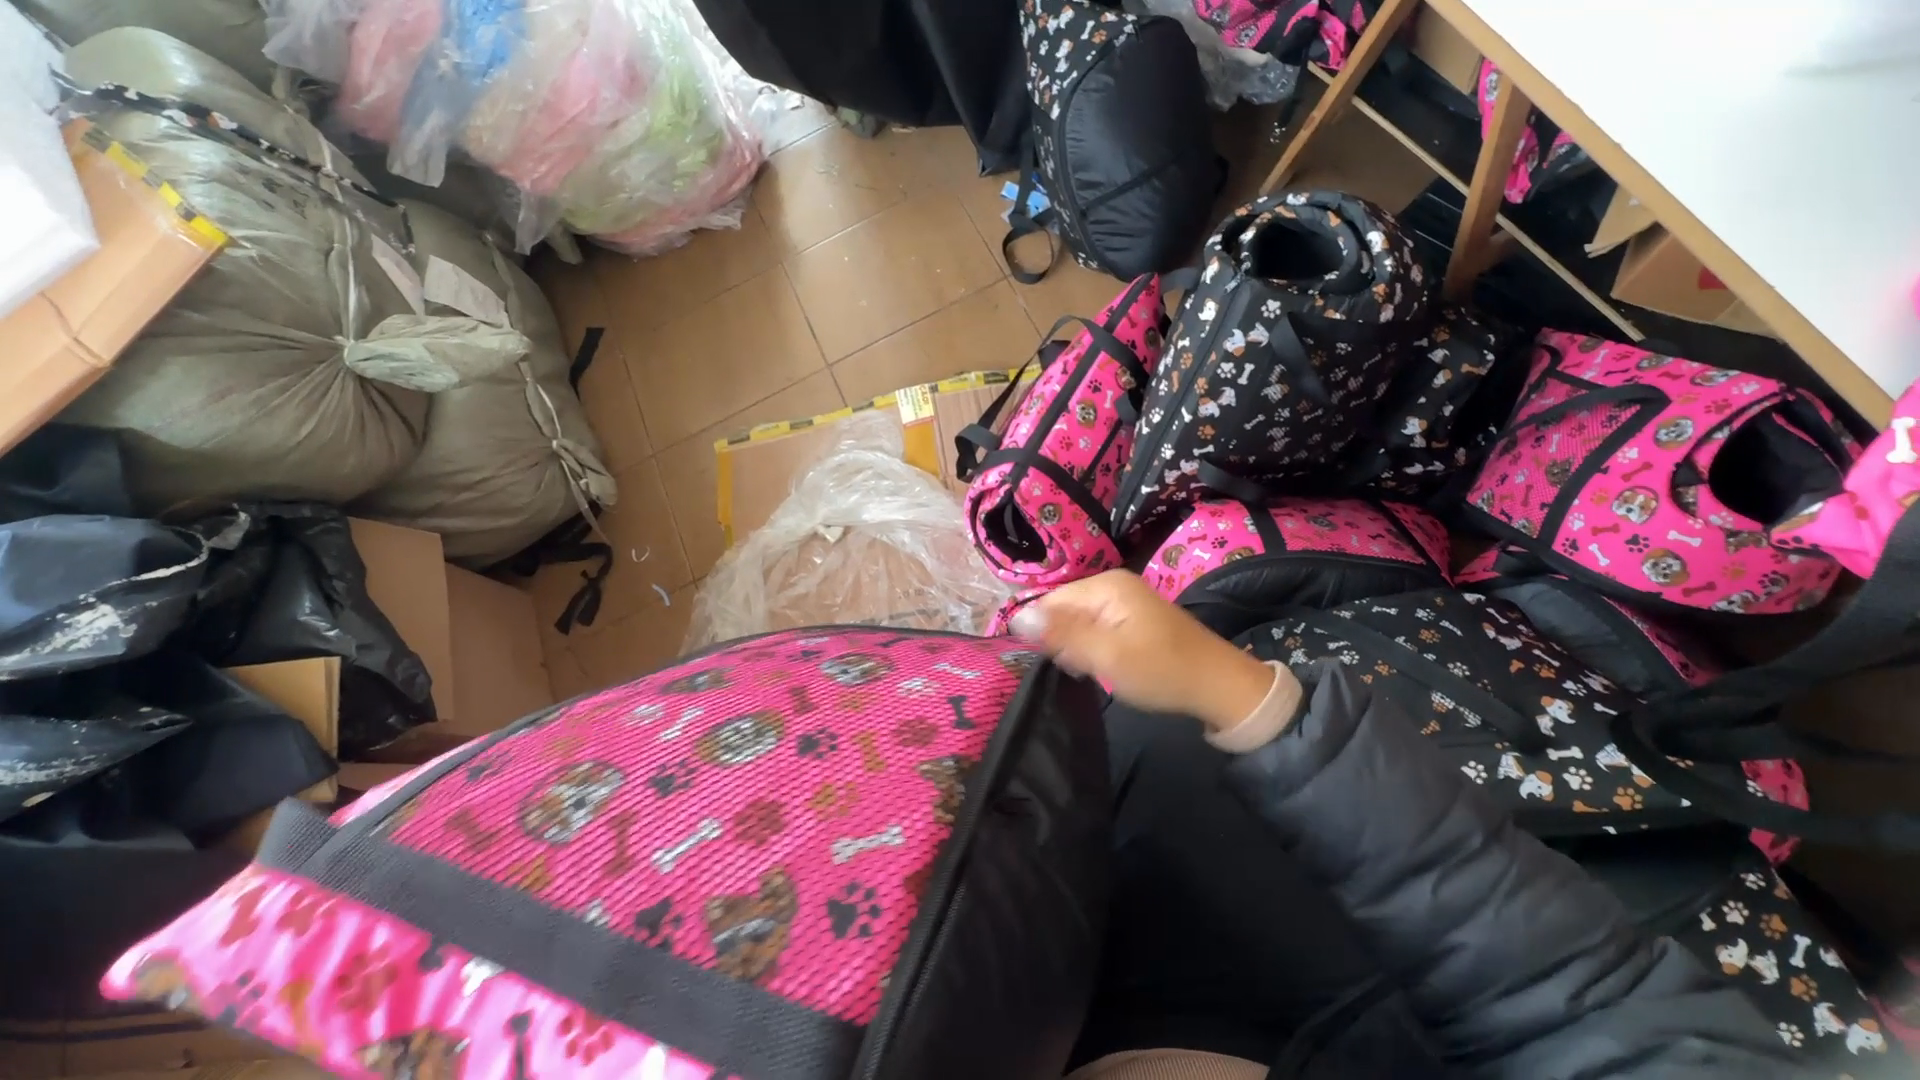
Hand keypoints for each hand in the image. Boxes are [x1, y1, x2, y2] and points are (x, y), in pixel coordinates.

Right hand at [1010, 570, 1289, 732]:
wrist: (1219, 687)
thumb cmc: (1161, 670)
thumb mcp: (1107, 655)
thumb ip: (1062, 634)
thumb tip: (1016, 617)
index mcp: (1105, 585)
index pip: (1048, 601)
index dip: (1041, 632)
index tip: (1050, 662)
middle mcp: (1112, 585)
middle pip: (1062, 610)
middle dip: (1061, 641)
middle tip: (1078, 670)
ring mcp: (1125, 601)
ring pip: (1078, 623)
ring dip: (1077, 648)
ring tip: (1090, 671)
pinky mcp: (1133, 620)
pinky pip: (1096, 630)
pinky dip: (1093, 650)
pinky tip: (1103, 668)